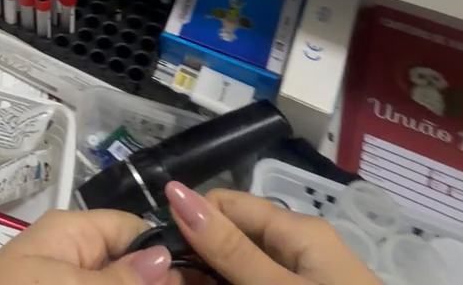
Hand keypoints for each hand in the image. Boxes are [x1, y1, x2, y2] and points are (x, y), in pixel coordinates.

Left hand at [0, 209, 173, 284]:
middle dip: (163, 282)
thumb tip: (166, 256)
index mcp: (73, 234)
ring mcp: (69, 283)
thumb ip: (121, 278)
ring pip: (121, 283)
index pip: (134, 229)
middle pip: (135, 271)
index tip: (218, 280)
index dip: (172, 254)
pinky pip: (96, 283)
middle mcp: (75, 258)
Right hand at [163, 182, 380, 284]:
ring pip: (238, 272)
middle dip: (194, 263)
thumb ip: (228, 248)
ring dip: (208, 283)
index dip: (188, 223)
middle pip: (228, 239)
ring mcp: (304, 282)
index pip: (222, 204)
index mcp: (298, 231)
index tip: (158, 259)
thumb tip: (172, 188)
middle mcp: (299, 249)